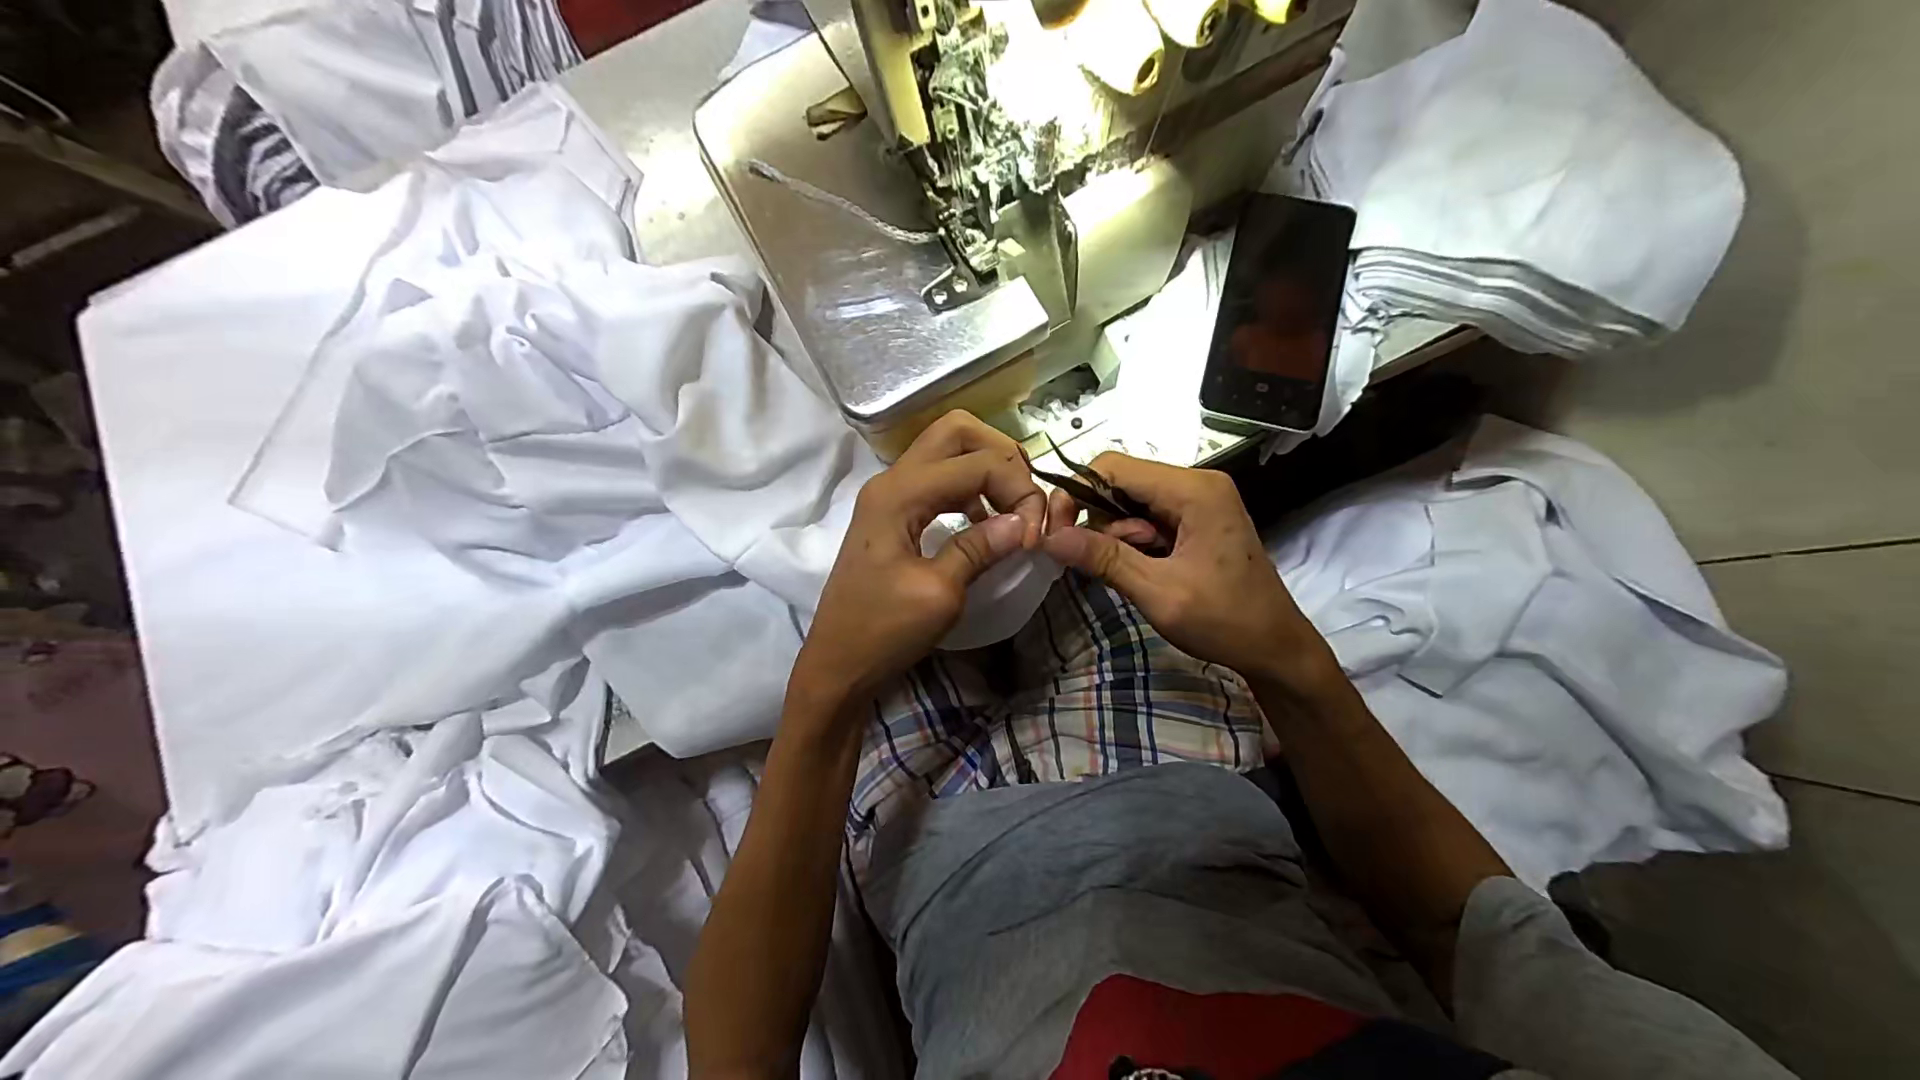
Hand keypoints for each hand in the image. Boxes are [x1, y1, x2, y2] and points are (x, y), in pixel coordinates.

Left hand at [793, 412, 1051, 707]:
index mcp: (900, 494)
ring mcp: (889, 495)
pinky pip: (939, 480)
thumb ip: (980, 548)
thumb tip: (1024, 522)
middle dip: (1001, 455)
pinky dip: (970, 490)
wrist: (838, 664)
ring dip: (986, 471)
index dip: (1017, 490)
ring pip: (948, 451)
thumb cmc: (883, 632)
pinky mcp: (893, 514)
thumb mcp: (940, 594)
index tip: (1034, 537)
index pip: (977, 462)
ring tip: (1012, 514)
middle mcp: (892, 480)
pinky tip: (985, 524)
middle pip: (957, 431)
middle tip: (1023, 501)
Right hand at [1039, 453, 1330, 688]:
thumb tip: (1051, 538)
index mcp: (1193, 490)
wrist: (1276, 648)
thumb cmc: (1224, 621)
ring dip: (1121, 536)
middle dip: (1103, 522)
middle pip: (1121, 482)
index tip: (1058, 533)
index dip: (1076, 494)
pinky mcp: (1198, 518)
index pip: (1113, 467)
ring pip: (1131, 502)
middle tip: (1112, 564)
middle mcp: (1197, 483)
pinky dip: (1136, 542)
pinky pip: (1149, 517)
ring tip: (1141, 572)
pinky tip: (1148, 569)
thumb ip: (1104, 559)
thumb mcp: (1158, 592)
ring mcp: (1199, 499)